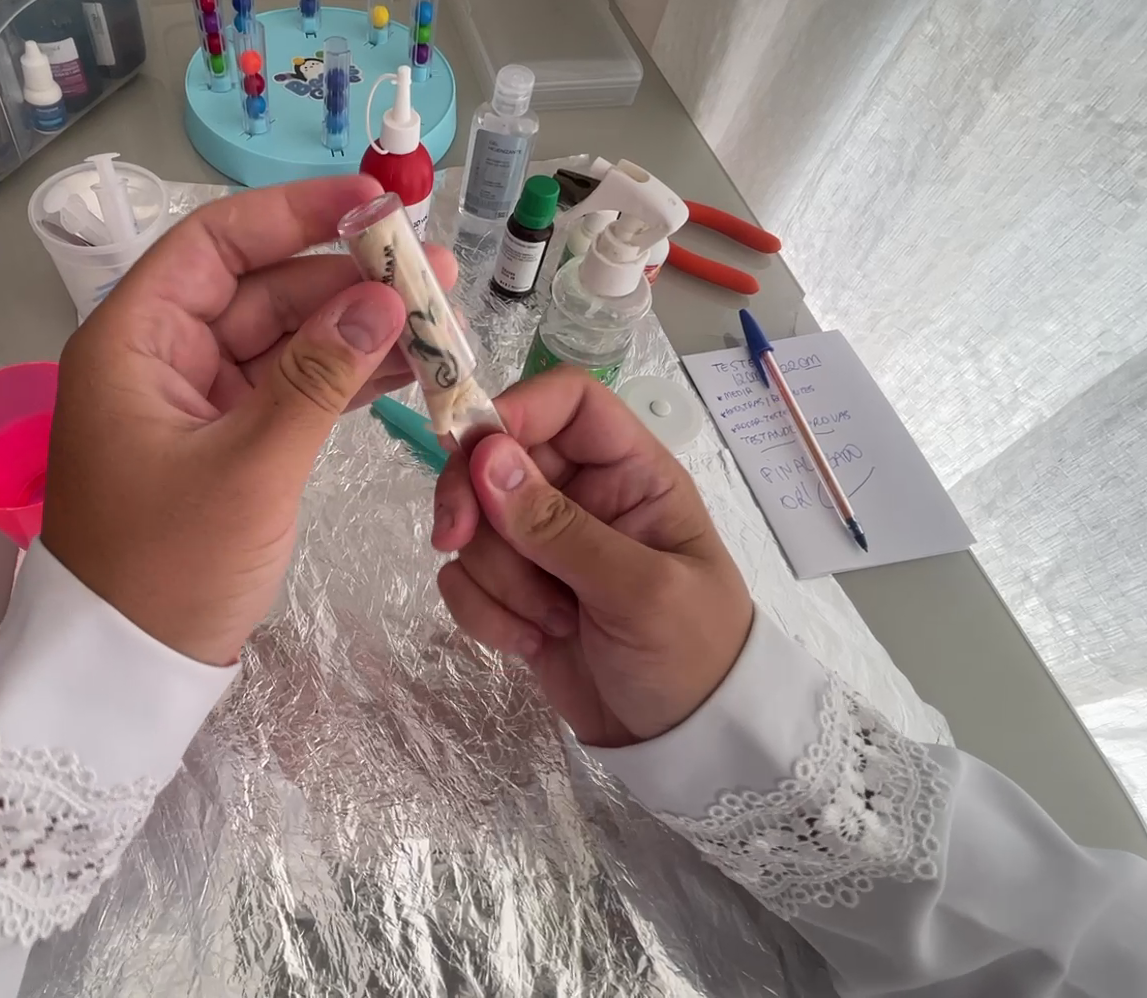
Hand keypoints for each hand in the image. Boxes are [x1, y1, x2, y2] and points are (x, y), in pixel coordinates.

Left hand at [42, 176, 455, 667]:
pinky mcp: (231, 439)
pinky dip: (341, 378)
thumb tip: (384, 298)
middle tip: (431, 274)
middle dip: (346, 280)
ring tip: (436, 318)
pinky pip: (292, 389)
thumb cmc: (170, 565)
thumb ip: (317, 377)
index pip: (216, 244)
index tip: (373, 203)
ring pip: (286, 341)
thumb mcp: (249, 466)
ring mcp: (201, 400)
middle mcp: (165, 357)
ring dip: (354, 329)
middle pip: (263, 291)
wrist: (135, 665)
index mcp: (136, 341)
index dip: (294, 214)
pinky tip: (401, 366)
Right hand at [431, 367, 753, 747]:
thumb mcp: (638, 589)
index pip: (566, 401)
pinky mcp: (512, 588)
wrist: (681, 744)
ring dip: (497, 578)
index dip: (513, 410)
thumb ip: (559, 525)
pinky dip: (483, 612)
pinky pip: (463, 576)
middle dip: (472, 502)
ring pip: (474, 524)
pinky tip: (531, 643)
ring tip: (553, 621)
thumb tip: (484, 455)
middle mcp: (579, 494)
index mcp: (629, 472)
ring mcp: (541, 543)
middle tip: (455, 540)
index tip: (468, 452)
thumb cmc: (691, 655)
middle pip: (494, 456)